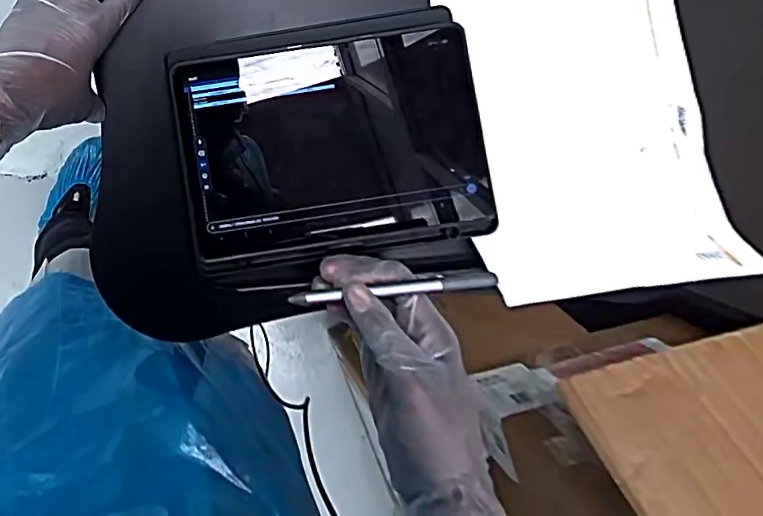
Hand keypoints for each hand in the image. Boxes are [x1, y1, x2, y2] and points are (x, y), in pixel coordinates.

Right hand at [321, 255, 501, 515]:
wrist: (440, 492)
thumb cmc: (442, 443)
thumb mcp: (410, 377)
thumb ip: (382, 332)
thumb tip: (357, 293)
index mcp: (432, 331)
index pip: (397, 282)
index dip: (365, 272)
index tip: (336, 273)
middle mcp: (414, 336)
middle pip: (381, 290)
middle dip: (351, 277)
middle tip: (323, 276)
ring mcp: (397, 352)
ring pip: (367, 308)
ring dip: (343, 294)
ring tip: (320, 288)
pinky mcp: (382, 368)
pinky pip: (360, 330)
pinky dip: (343, 317)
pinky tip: (331, 310)